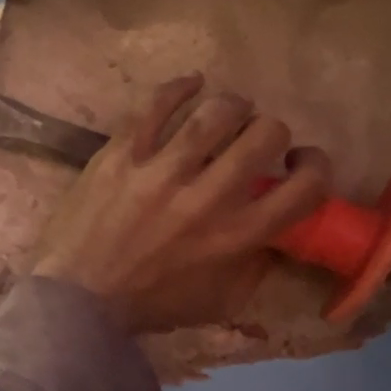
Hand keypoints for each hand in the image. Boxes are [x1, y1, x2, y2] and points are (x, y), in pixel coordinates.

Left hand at [30, 74, 332, 333]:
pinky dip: (178, 88)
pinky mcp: (119, 156)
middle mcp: (206, 197)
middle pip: (266, 133)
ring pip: (215, 112)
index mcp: (237, 236)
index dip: (315, 165)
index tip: (297, 163)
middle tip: (254, 139)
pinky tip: (191, 84)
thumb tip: (279, 231)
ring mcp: (159, 172)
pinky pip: (154, 106)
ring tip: (227, 113)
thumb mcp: (217, 302)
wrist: (75, 301)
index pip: (307, 186)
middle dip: (270, 131)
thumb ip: (255, 265)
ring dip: (231, 106)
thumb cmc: (147, 306)